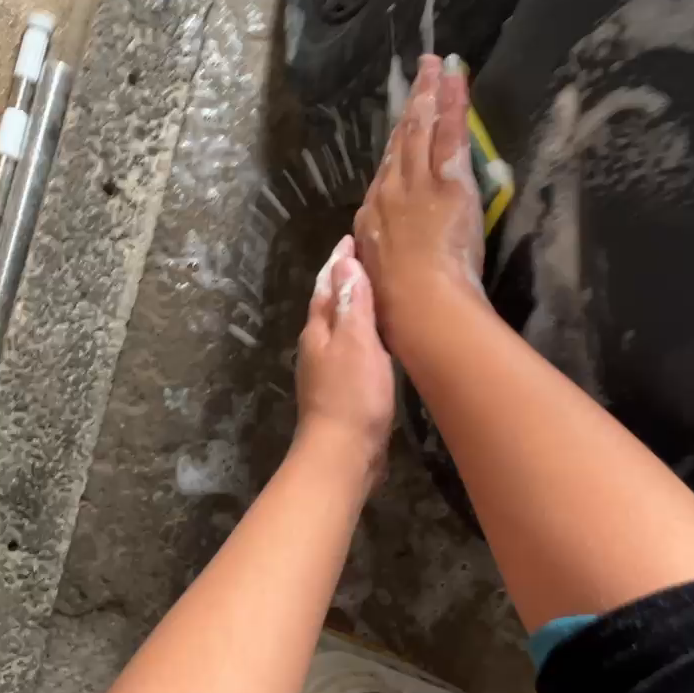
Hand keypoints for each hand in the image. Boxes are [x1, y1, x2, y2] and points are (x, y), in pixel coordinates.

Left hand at [295, 235, 394, 479]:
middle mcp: (317, 346)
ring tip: (374, 290)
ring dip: (351, 306)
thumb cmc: (352, 396)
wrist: (343, 454)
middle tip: (364, 257)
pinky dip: (361, 333)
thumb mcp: (356, 342)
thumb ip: (351, 304)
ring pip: (338, 327)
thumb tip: (344, 264)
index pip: (326, 285)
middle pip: (328, 304)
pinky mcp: (340, 390)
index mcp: (318, 331)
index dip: (338, 262)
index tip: (351, 239)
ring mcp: (326, 370)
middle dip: (343, 280)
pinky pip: (351, 349)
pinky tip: (376, 338)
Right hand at [353, 55, 488, 351]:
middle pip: (399, 143)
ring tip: (435, 66)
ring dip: (429, 94)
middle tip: (418, 76)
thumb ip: (378, 258)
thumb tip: (374, 255)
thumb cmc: (397, 306)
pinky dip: (451, 102)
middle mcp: (387, 193)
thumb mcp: (375, 280)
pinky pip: (448, 132)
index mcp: (370, 219)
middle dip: (410, 107)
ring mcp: (415, 182)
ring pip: (420, 129)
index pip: (385, 176)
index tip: (401, 131)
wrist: (417, 304)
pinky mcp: (446, 180)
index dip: (394, 149)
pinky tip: (454, 77)